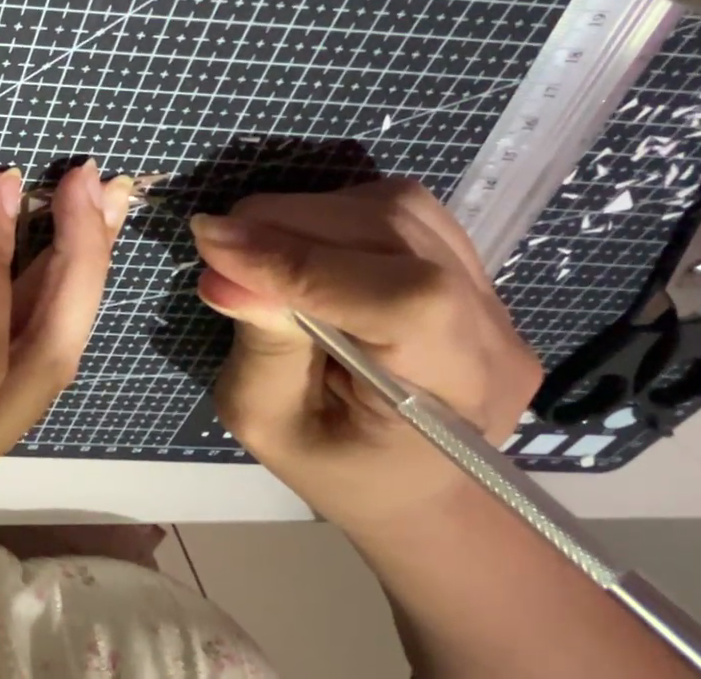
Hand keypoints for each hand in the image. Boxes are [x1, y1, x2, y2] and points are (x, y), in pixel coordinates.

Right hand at [191, 178, 542, 533]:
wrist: (413, 489)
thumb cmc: (334, 469)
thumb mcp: (269, 425)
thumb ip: (260, 347)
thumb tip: (222, 273)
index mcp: (451, 393)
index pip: (403, 298)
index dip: (300, 260)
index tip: (211, 243)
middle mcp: (489, 334)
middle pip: (393, 235)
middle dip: (286, 225)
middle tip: (215, 243)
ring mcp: (489, 295)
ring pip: (395, 210)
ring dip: (304, 215)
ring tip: (252, 246)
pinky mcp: (466, 269)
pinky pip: (398, 211)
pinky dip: (330, 214)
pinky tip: (298, 244)